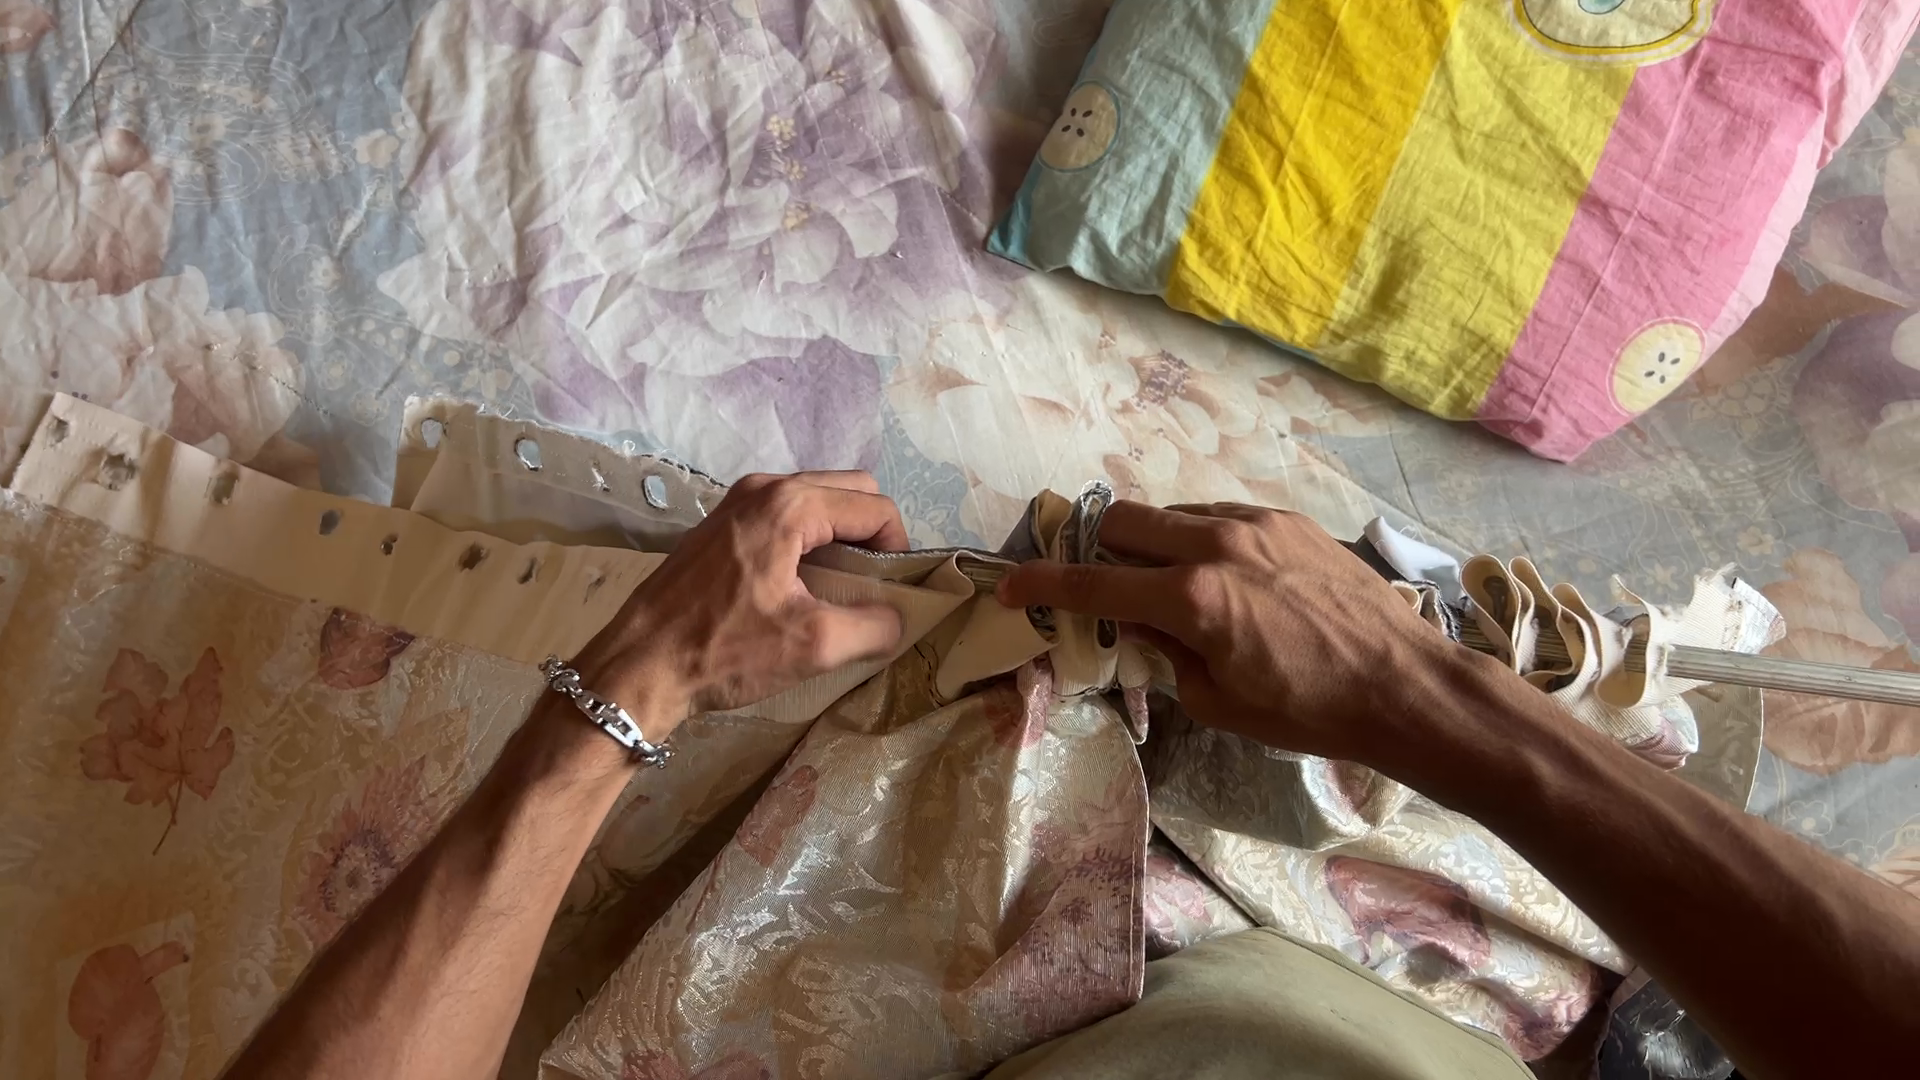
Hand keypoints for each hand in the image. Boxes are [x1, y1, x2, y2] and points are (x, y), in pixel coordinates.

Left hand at [567, 471, 908, 742]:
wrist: (638, 666)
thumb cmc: (725, 651)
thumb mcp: (815, 646)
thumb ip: (875, 626)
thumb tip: (898, 618)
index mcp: (790, 505)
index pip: (876, 508)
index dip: (897, 548)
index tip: (891, 590)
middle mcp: (765, 487)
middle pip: (850, 491)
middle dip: (872, 534)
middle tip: (871, 583)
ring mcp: (737, 500)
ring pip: (818, 499)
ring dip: (842, 535)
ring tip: (839, 585)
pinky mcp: (722, 520)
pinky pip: (787, 512)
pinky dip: (810, 537)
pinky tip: (801, 581)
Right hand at [995, 500, 1450, 763]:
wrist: (1406, 685)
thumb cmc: (1306, 711)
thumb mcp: (1215, 699)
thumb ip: (1162, 649)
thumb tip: (1138, 619)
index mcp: (1193, 599)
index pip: (1094, 582)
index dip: (1042, 581)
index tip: (1012, 584)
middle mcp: (1215, 545)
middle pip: (1123, 518)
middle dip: (1097, 544)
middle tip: (1104, 577)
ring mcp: (1254, 523)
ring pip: (1170, 511)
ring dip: (1151, 541)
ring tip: (1171, 578)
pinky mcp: (1285, 519)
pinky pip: (1217, 513)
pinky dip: (1198, 536)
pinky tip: (1222, 568)